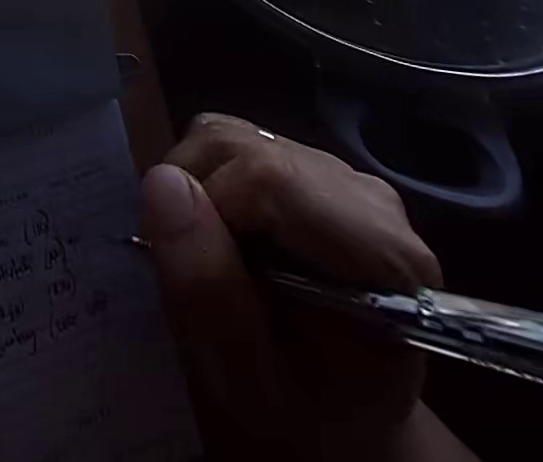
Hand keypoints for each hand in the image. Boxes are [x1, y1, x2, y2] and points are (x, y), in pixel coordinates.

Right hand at [143, 114, 472, 461]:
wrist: (335, 403)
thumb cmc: (301, 408)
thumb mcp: (247, 379)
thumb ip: (207, 289)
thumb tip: (161, 182)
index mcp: (381, 255)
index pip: (270, 179)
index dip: (205, 205)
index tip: (181, 257)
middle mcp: (366, 196)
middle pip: (245, 149)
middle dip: (191, 192)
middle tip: (185, 258)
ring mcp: (335, 170)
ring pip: (229, 134)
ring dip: (192, 181)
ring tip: (206, 245)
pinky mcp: (304, 158)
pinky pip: (229, 137)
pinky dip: (202, 173)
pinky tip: (220, 223)